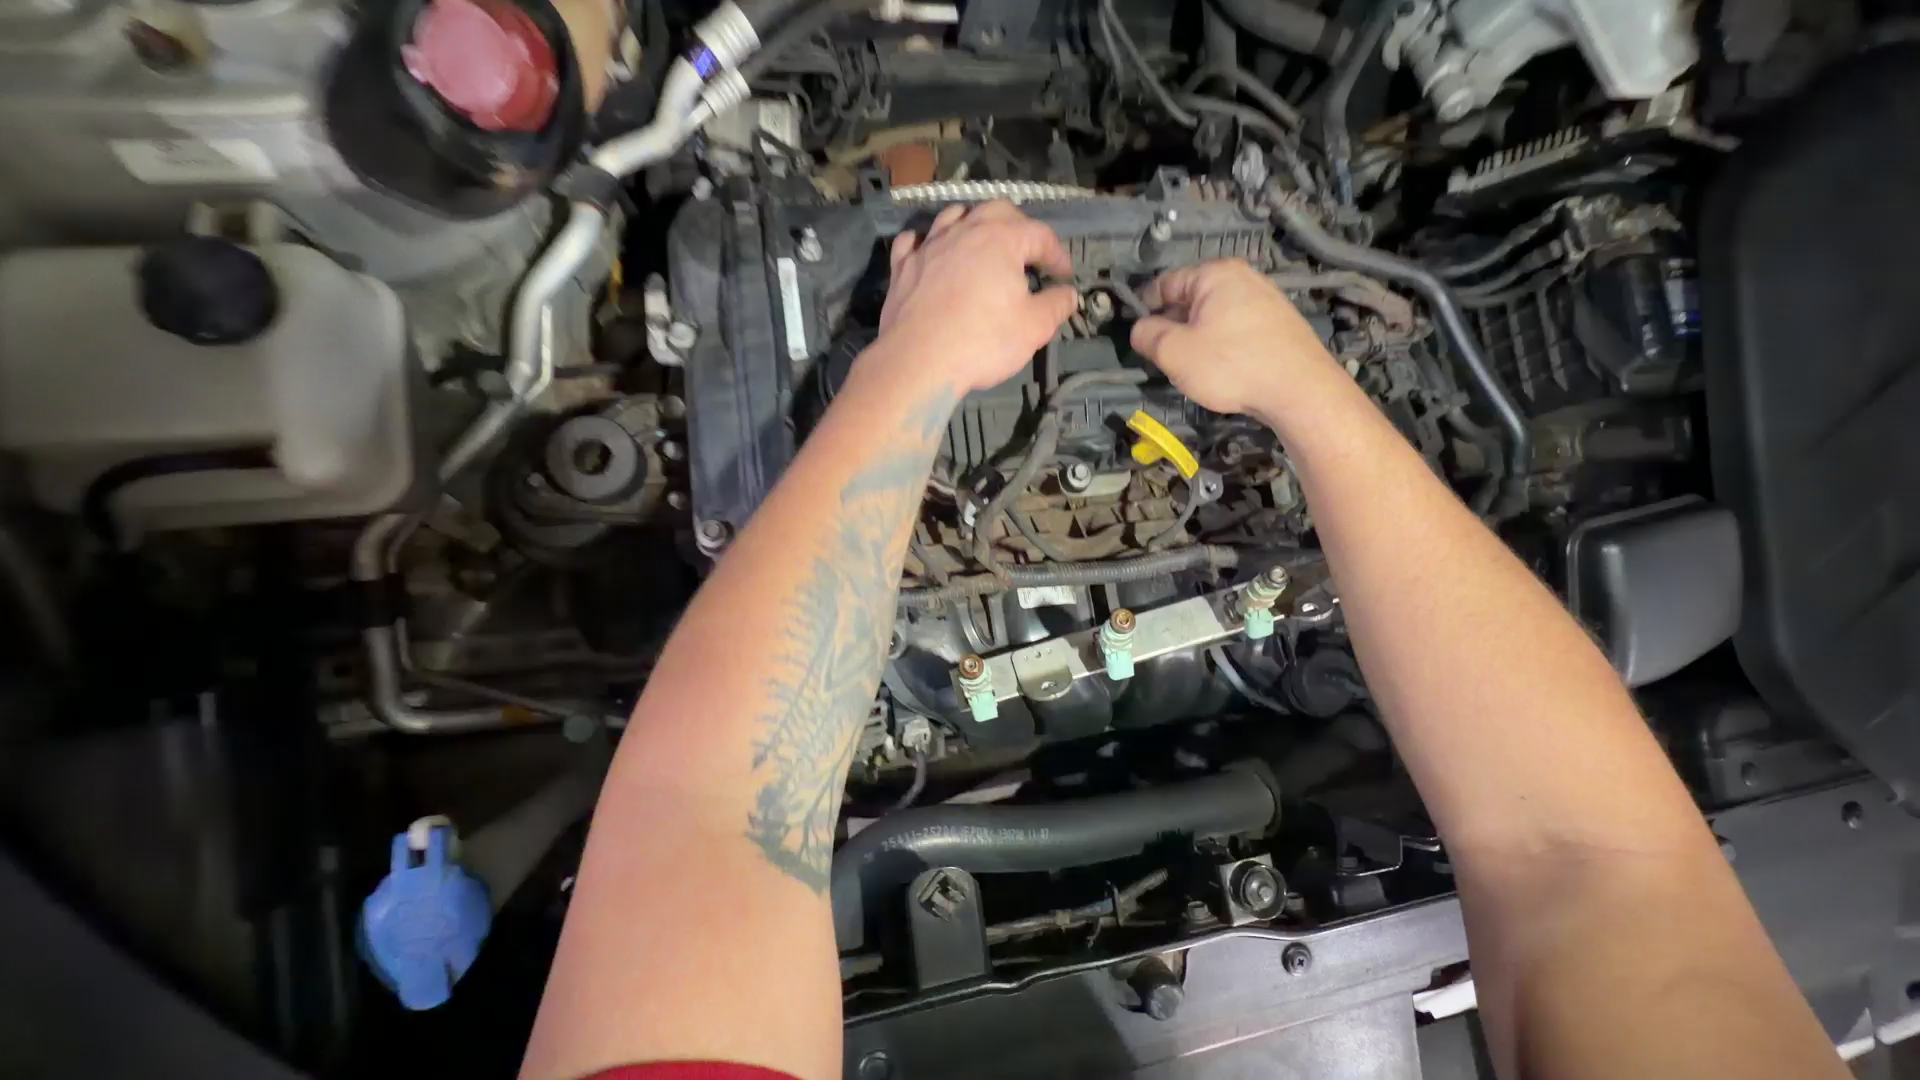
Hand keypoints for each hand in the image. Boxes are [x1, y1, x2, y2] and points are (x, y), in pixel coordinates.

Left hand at [873, 201, 1079, 394]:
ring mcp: (929, 246)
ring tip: (982, 243)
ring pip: (954, 216)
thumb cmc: (982, 342)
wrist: (917, 361)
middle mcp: (964, 232)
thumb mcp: (1033, 328)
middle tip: (1028, 252)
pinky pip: (913, 241)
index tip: (1064, 276)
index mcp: (1001, 240)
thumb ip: (1056, 306)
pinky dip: (926, 241)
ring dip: (973, 224)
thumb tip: (1070, 295)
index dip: (1057, 254)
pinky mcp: (902, 267)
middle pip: (996, 211)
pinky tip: (930, 250)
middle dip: (1018, 226)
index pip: (1039, 234)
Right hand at [1131, 259, 1349, 424]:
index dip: (1143, 307)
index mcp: (1215, 275)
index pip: (1165, 283)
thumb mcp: (1175, 352)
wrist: (1299, 390)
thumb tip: (1138, 329)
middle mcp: (1242, 278)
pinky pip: (1235, 329)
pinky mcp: (1278, 325)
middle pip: (1191, 300)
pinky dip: (1220, 346)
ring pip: (1213, 317)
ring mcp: (1264, 300)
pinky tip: (1219, 370)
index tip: (1133, 332)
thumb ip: (1148, 336)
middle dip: (1172, 326)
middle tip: (1159, 356)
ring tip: (1188, 368)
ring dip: (1195, 338)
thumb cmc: (1231, 365)